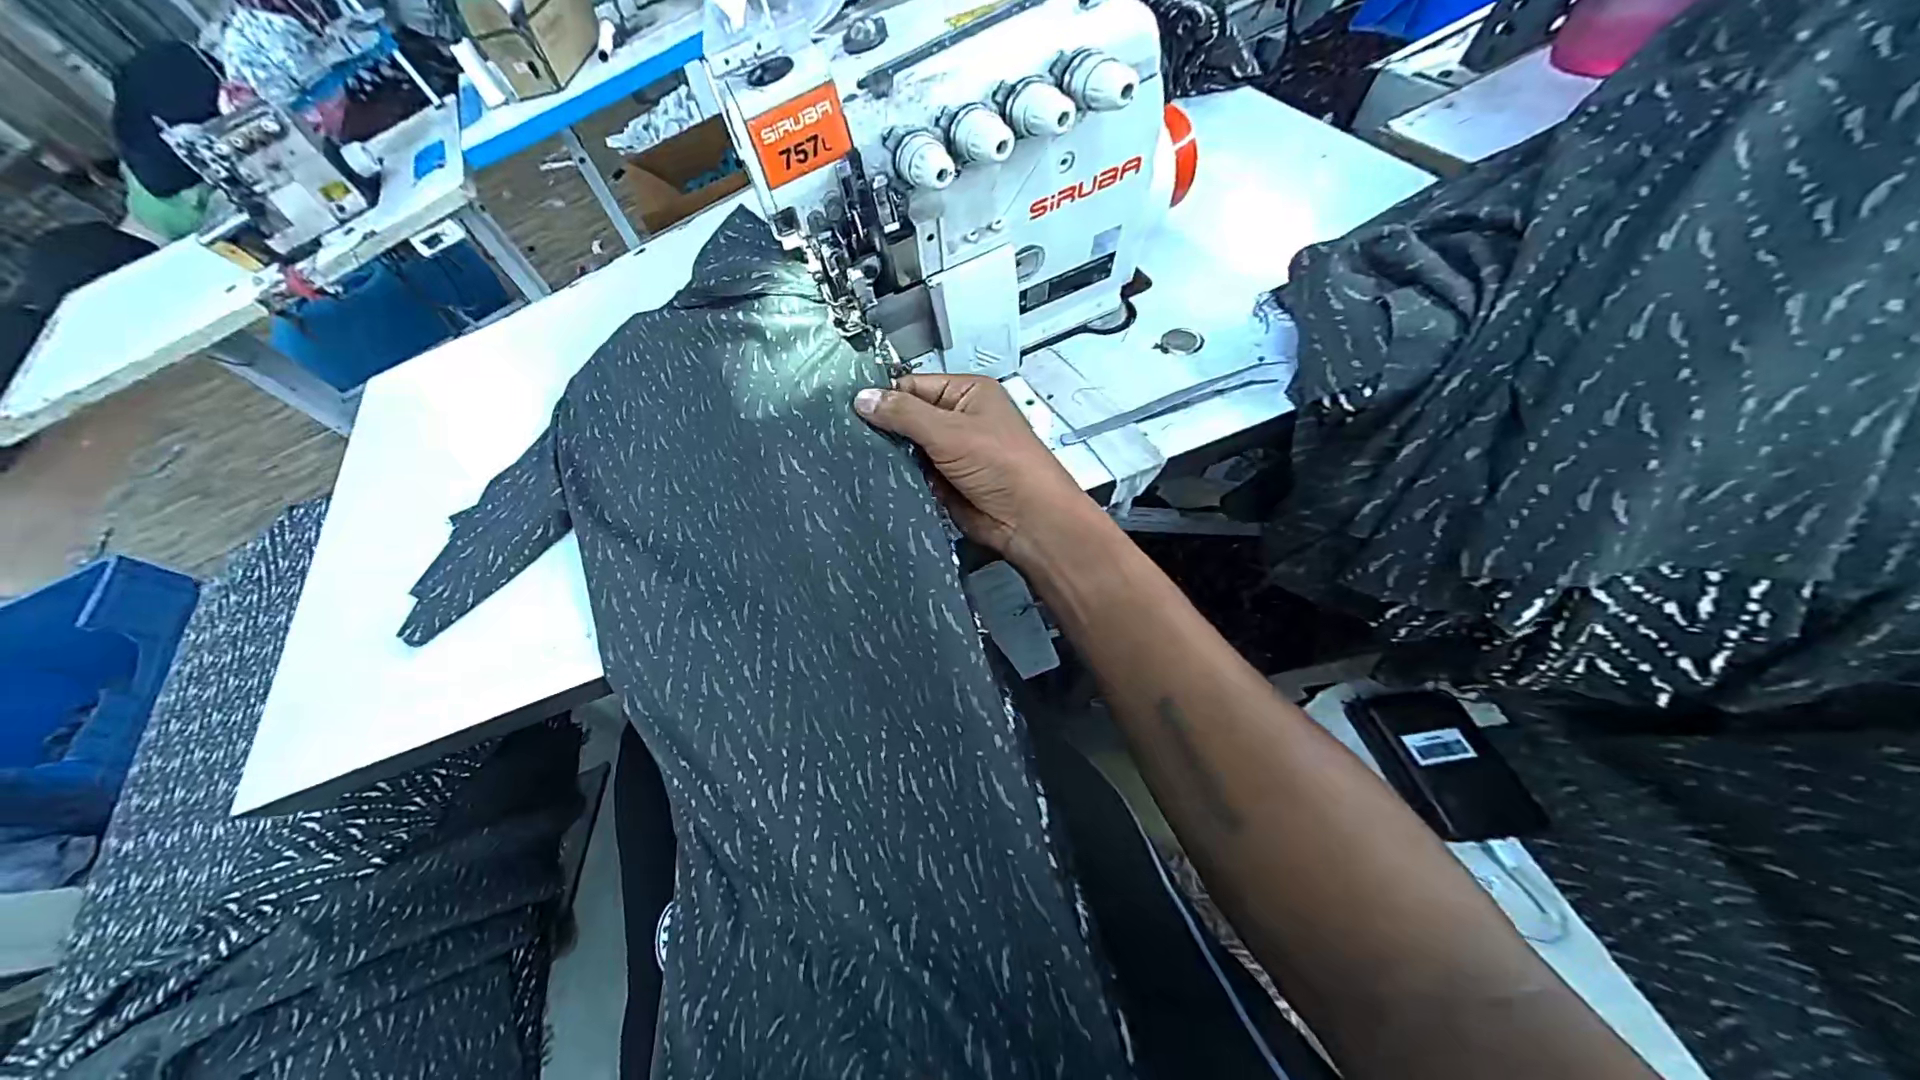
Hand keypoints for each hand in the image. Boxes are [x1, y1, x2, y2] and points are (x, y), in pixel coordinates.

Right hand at [853, 374, 1108, 565]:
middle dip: (884, 429)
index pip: (914, 386)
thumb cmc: (1002, 465)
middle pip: (908, 418)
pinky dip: (899, 479)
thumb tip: (862, 399)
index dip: (885, 396)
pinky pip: (913, 476)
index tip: (849, 408)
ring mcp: (951, 454)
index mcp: (967, 393)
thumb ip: (904, 413)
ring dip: (890, 456)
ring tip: (855, 458)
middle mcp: (958, 419)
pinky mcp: (944, 484)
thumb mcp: (950, 431)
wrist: (1027, 521)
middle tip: (846, 435)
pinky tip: (874, 479)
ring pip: (907, 449)